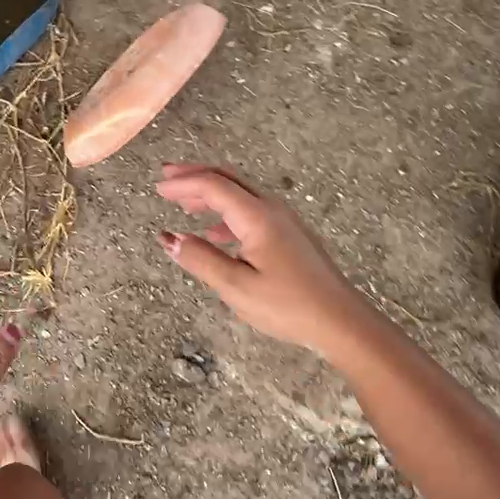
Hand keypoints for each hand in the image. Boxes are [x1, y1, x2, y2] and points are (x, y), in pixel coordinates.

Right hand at [157, 163, 369, 356]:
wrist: (342, 322)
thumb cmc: (288, 306)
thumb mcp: (236, 287)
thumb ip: (200, 259)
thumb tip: (168, 237)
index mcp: (256, 216)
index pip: (213, 185)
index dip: (183, 183)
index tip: (158, 188)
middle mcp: (271, 209)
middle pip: (229, 179)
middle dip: (196, 176)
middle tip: (167, 178)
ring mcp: (284, 221)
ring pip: (241, 194)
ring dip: (211, 193)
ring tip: (185, 204)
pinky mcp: (290, 236)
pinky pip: (251, 210)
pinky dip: (226, 213)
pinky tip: (215, 233)